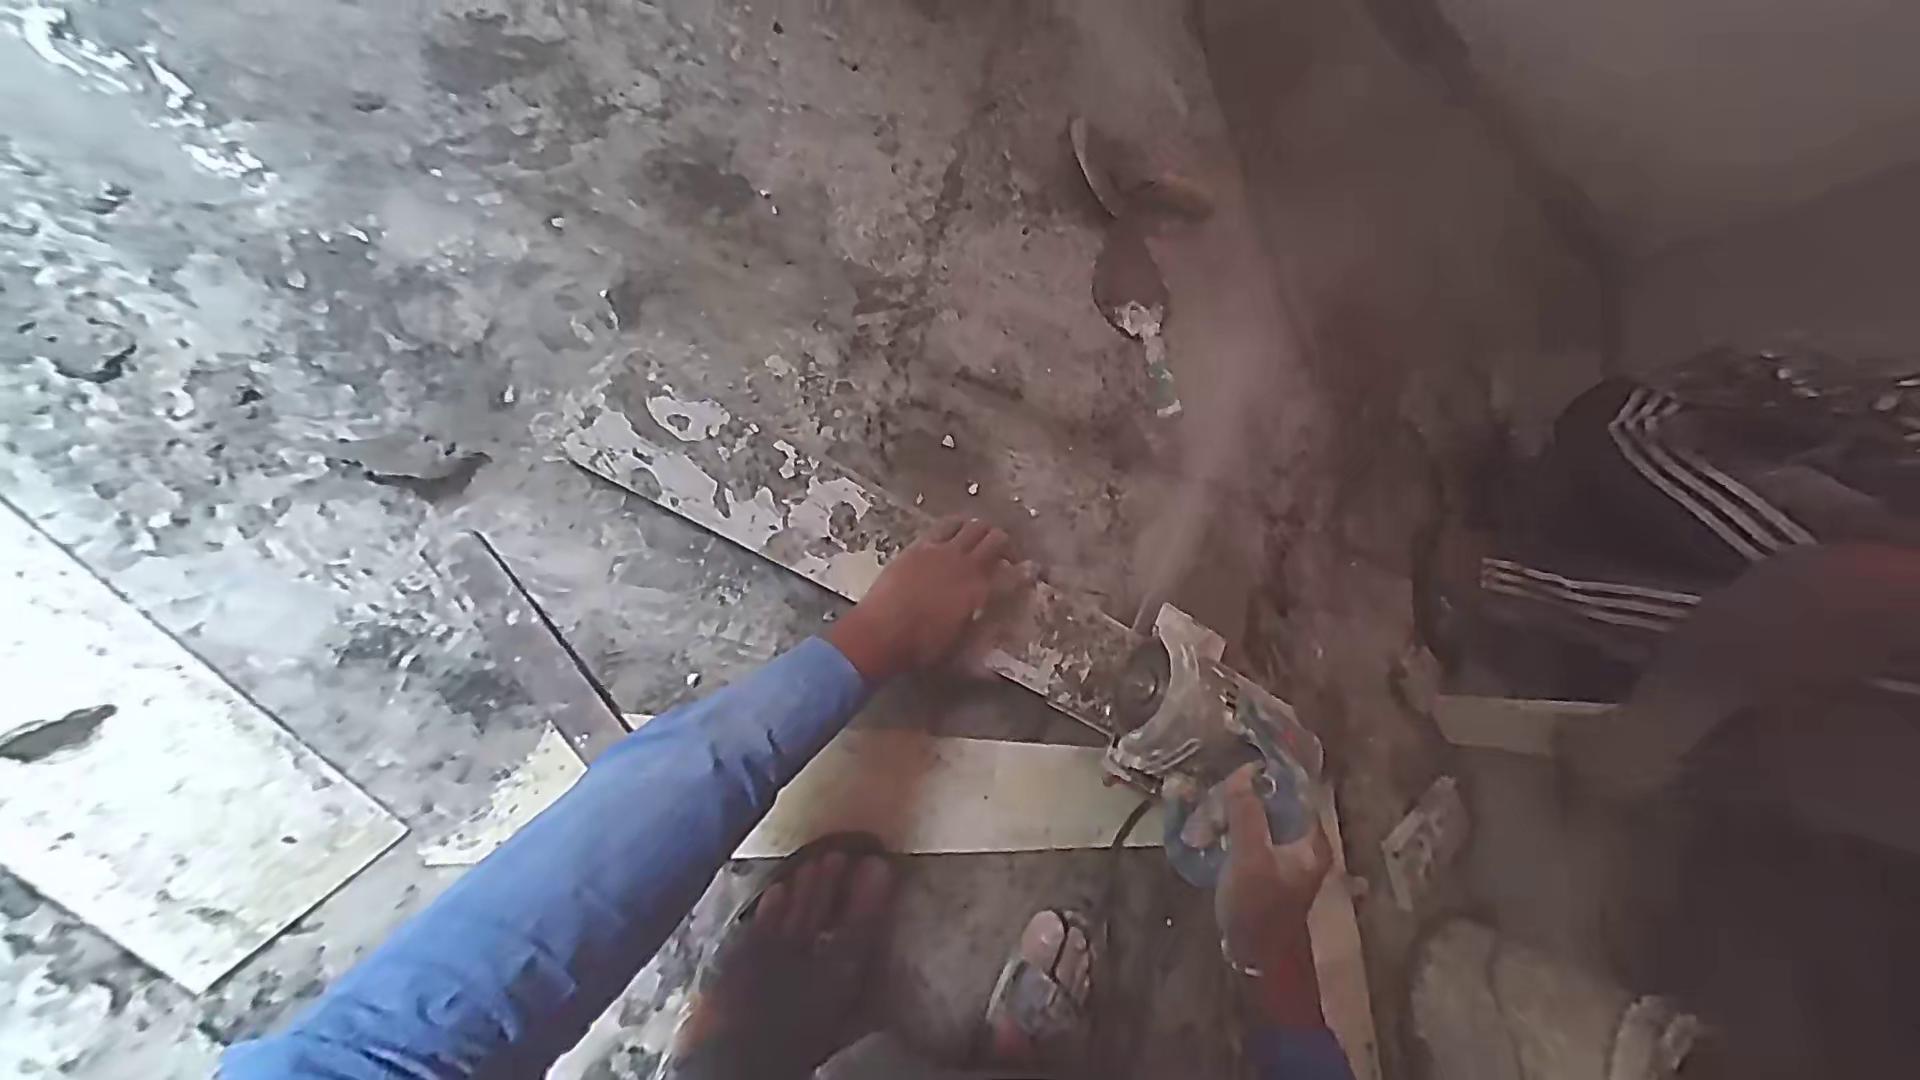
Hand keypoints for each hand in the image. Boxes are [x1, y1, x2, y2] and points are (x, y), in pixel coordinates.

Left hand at [824, 516, 1011, 682]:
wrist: (880, 633)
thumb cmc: (921, 648)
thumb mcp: (957, 658)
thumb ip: (980, 663)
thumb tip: (995, 676)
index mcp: (980, 592)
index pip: (1014, 575)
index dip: (1027, 572)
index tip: (1031, 571)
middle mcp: (966, 565)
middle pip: (997, 539)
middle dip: (1007, 545)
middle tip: (1005, 557)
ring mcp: (942, 551)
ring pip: (973, 525)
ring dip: (983, 531)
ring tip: (981, 542)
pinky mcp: (920, 546)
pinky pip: (945, 525)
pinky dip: (956, 526)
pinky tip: (953, 535)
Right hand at [1216, 763, 1332, 1029]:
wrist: (1253, 959)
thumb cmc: (1259, 908)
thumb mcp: (1250, 858)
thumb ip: (1247, 813)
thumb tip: (1245, 771)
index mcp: (1311, 839)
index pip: (1294, 788)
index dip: (1267, 770)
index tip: (1236, 754)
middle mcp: (1300, 840)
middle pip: (1269, 798)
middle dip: (1236, 794)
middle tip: (1208, 797)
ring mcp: (1279, 851)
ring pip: (1251, 813)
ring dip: (1224, 811)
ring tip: (1198, 819)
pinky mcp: (1259, 860)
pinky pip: (1240, 828)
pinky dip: (1223, 823)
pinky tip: (1201, 823)